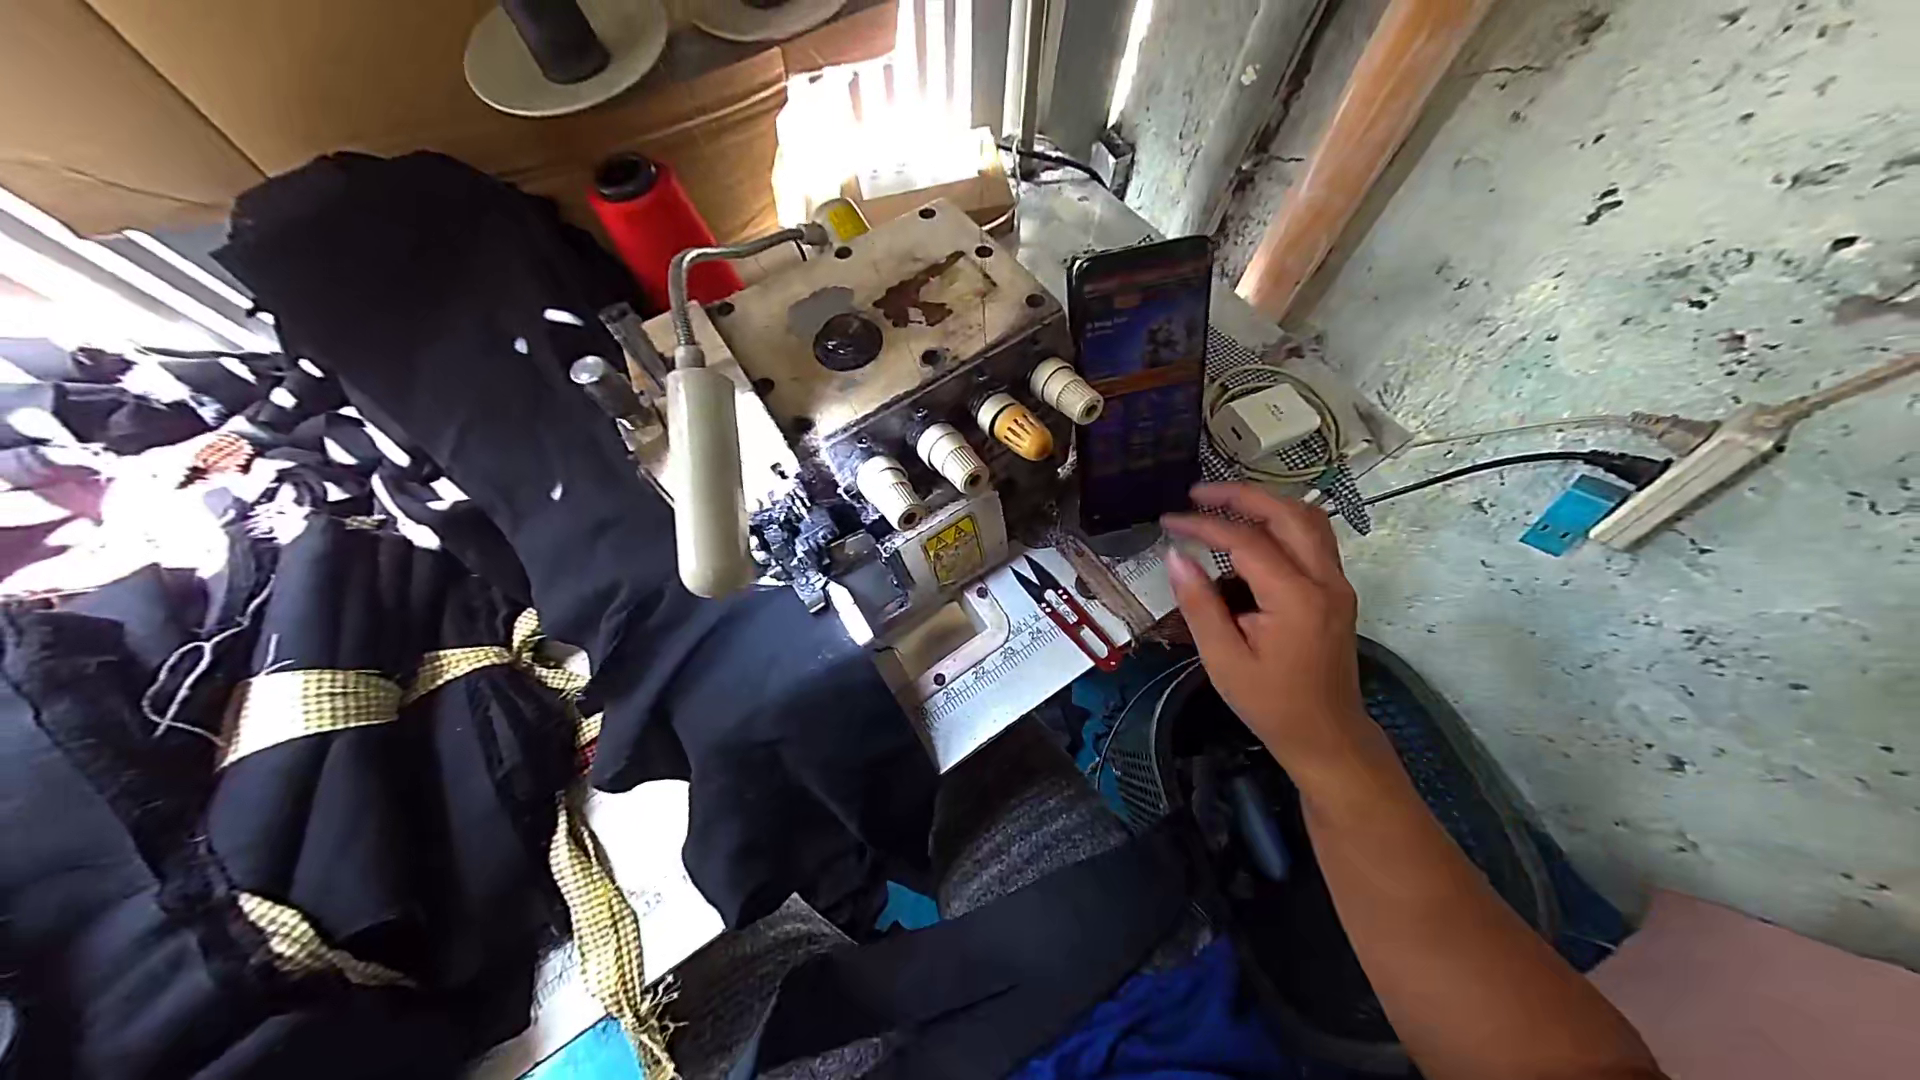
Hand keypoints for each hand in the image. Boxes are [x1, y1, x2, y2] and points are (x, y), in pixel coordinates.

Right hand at [1161, 484, 1383, 788]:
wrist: (1327, 735)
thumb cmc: (1271, 703)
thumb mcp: (1223, 659)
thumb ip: (1199, 604)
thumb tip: (1175, 556)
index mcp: (1296, 598)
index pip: (1246, 540)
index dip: (1203, 524)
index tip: (1168, 520)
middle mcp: (1325, 581)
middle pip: (1288, 513)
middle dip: (1241, 495)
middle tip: (1198, 493)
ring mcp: (1337, 584)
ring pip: (1308, 519)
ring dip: (1265, 504)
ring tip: (1222, 504)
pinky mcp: (1336, 590)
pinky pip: (1312, 539)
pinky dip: (1280, 523)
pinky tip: (1249, 535)